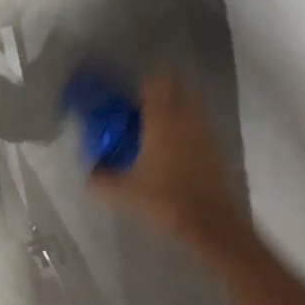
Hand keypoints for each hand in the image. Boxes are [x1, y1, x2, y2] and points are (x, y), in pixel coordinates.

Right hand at [88, 71, 249, 255]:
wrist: (211, 220)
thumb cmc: (166, 200)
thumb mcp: (127, 193)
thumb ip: (103, 181)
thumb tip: (88, 177)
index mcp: (162, 120)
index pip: (155, 84)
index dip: (143, 83)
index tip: (132, 94)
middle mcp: (186, 118)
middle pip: (177, 86)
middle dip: (162, 89)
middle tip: (145, 105)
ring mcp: (205, 130)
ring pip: (192, 103)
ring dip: (178, 105)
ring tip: (160, 123)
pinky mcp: (216, 146)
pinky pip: (200, 123)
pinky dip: (189, 125)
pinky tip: (176, 146)